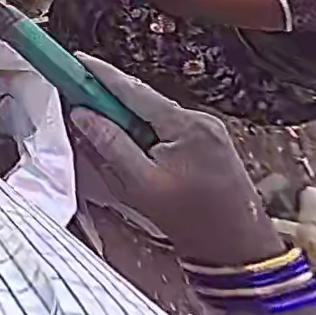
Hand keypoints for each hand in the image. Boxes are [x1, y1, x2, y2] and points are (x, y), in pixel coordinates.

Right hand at [67, 53, 281, 264]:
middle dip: (107, 97)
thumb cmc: (190, 221)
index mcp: (187, 126)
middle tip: (75, 96)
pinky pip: (162, 124)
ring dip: (123, 116)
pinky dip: (139, 128)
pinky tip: (126, 141)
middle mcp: (200, 120)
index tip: (73, 59)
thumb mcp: (139, 184)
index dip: (99, 72)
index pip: (132, 89)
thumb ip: (108, 144)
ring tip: (98, 126)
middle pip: (141, 98)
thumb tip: (80, 113)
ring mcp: (207, 130)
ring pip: (150, 112)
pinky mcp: (208, 142)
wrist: (242, 255)